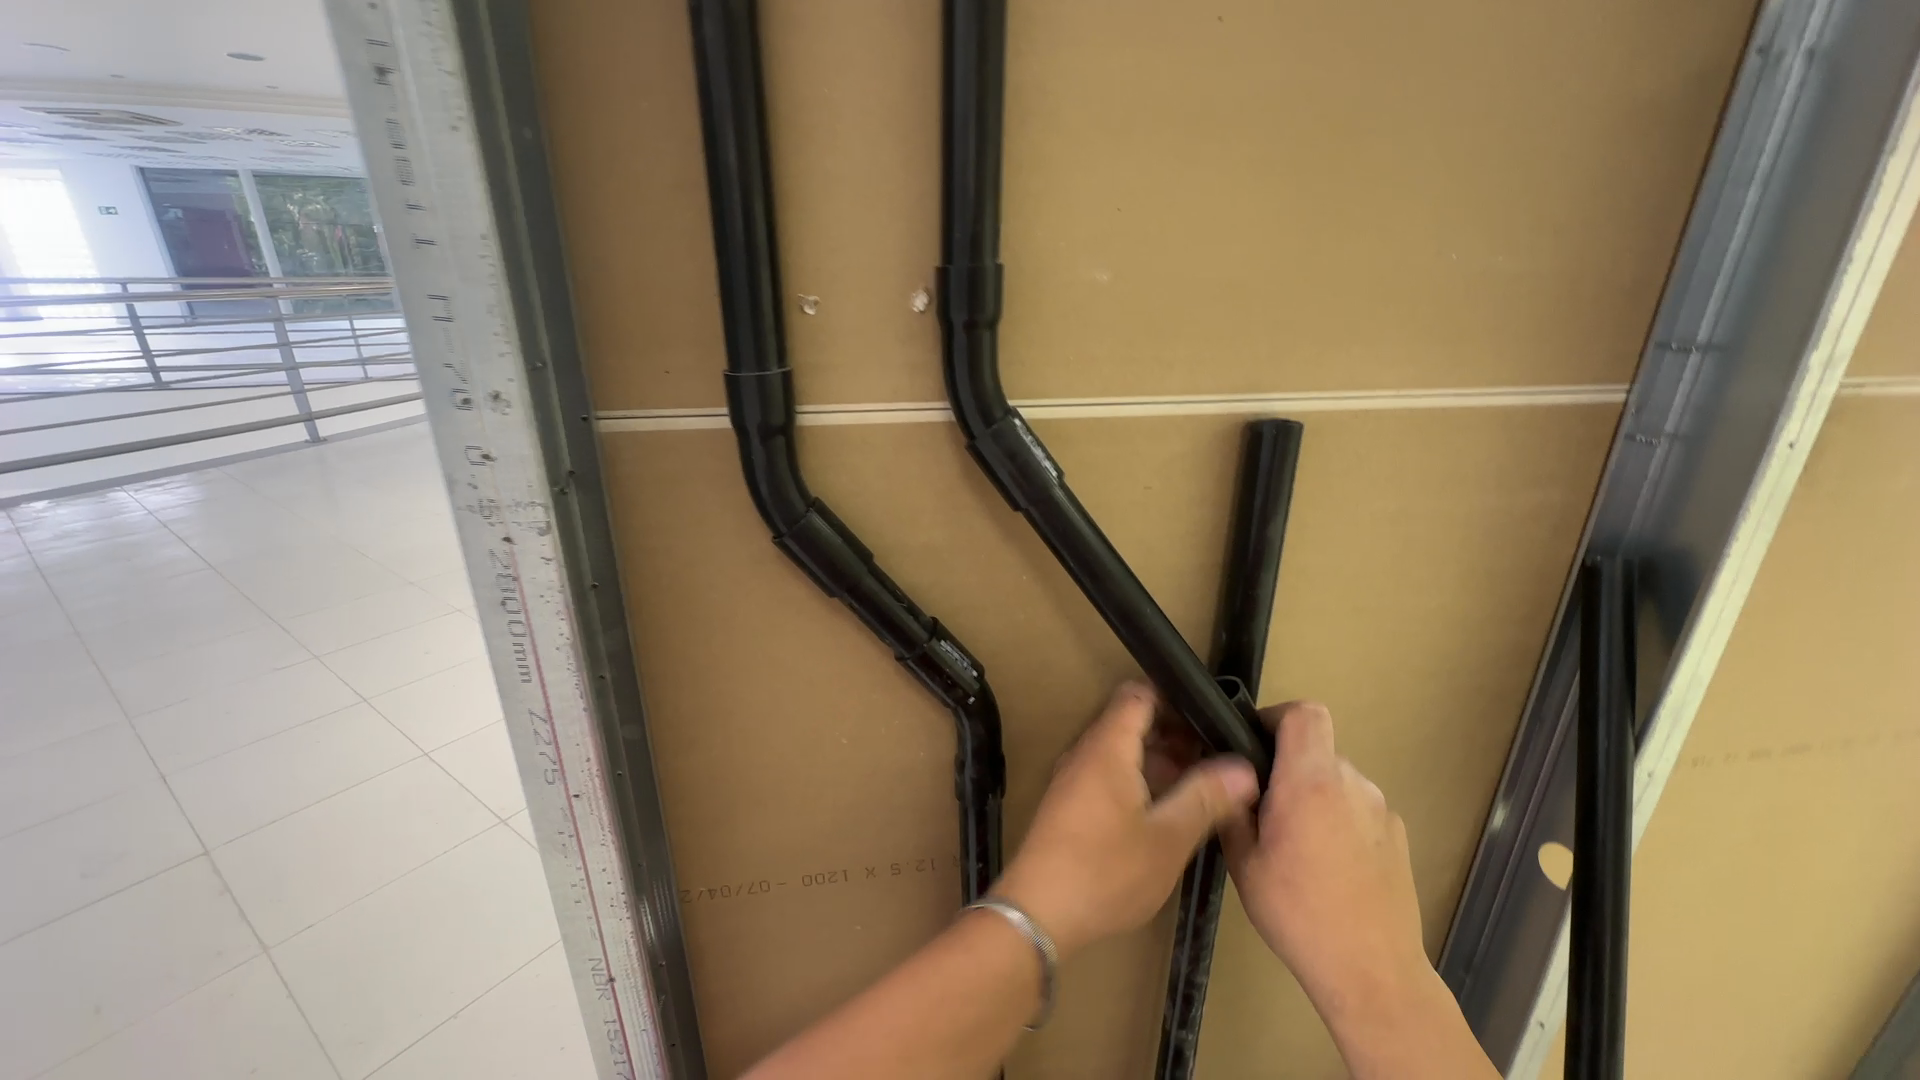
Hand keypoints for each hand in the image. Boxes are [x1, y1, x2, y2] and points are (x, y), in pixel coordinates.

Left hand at [992, 682, 1259, 956]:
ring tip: (1205, 786)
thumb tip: (1245, 767)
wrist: (1038, 915)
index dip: (1177, 697)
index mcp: (1107, 747)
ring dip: (1161, 761)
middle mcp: (1086, 754)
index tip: (1213, 718)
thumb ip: (1206, 798)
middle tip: (1219, 757)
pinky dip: (1142, 781)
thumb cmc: (1105, 872)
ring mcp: (1075, 780)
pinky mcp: (1071, 806)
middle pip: (1132, 721)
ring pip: (1123, 752)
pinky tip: (1170, 811)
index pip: (1140, 694)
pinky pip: (1110, 775)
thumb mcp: (1167, 838)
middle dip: (1176, 734)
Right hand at [1221, 701, 1430, 1024]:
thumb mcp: (1244, 863)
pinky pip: (1357, 809)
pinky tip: (1328, 867)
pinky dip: (1338, 820)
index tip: (1254, 744)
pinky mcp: (1398, 836)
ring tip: (1296, 846)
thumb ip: (1235, 810)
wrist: (1372, 971)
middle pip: (1317, 750)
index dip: (1276, 717)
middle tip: (1263, 811)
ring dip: (1313, 796)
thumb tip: (1229, 779)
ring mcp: (1381, 809)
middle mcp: (1352, 784)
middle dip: (1287, 768)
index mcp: (1310, 782)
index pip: (1304, 714)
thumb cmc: (1299, 914)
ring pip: (1336, 781)